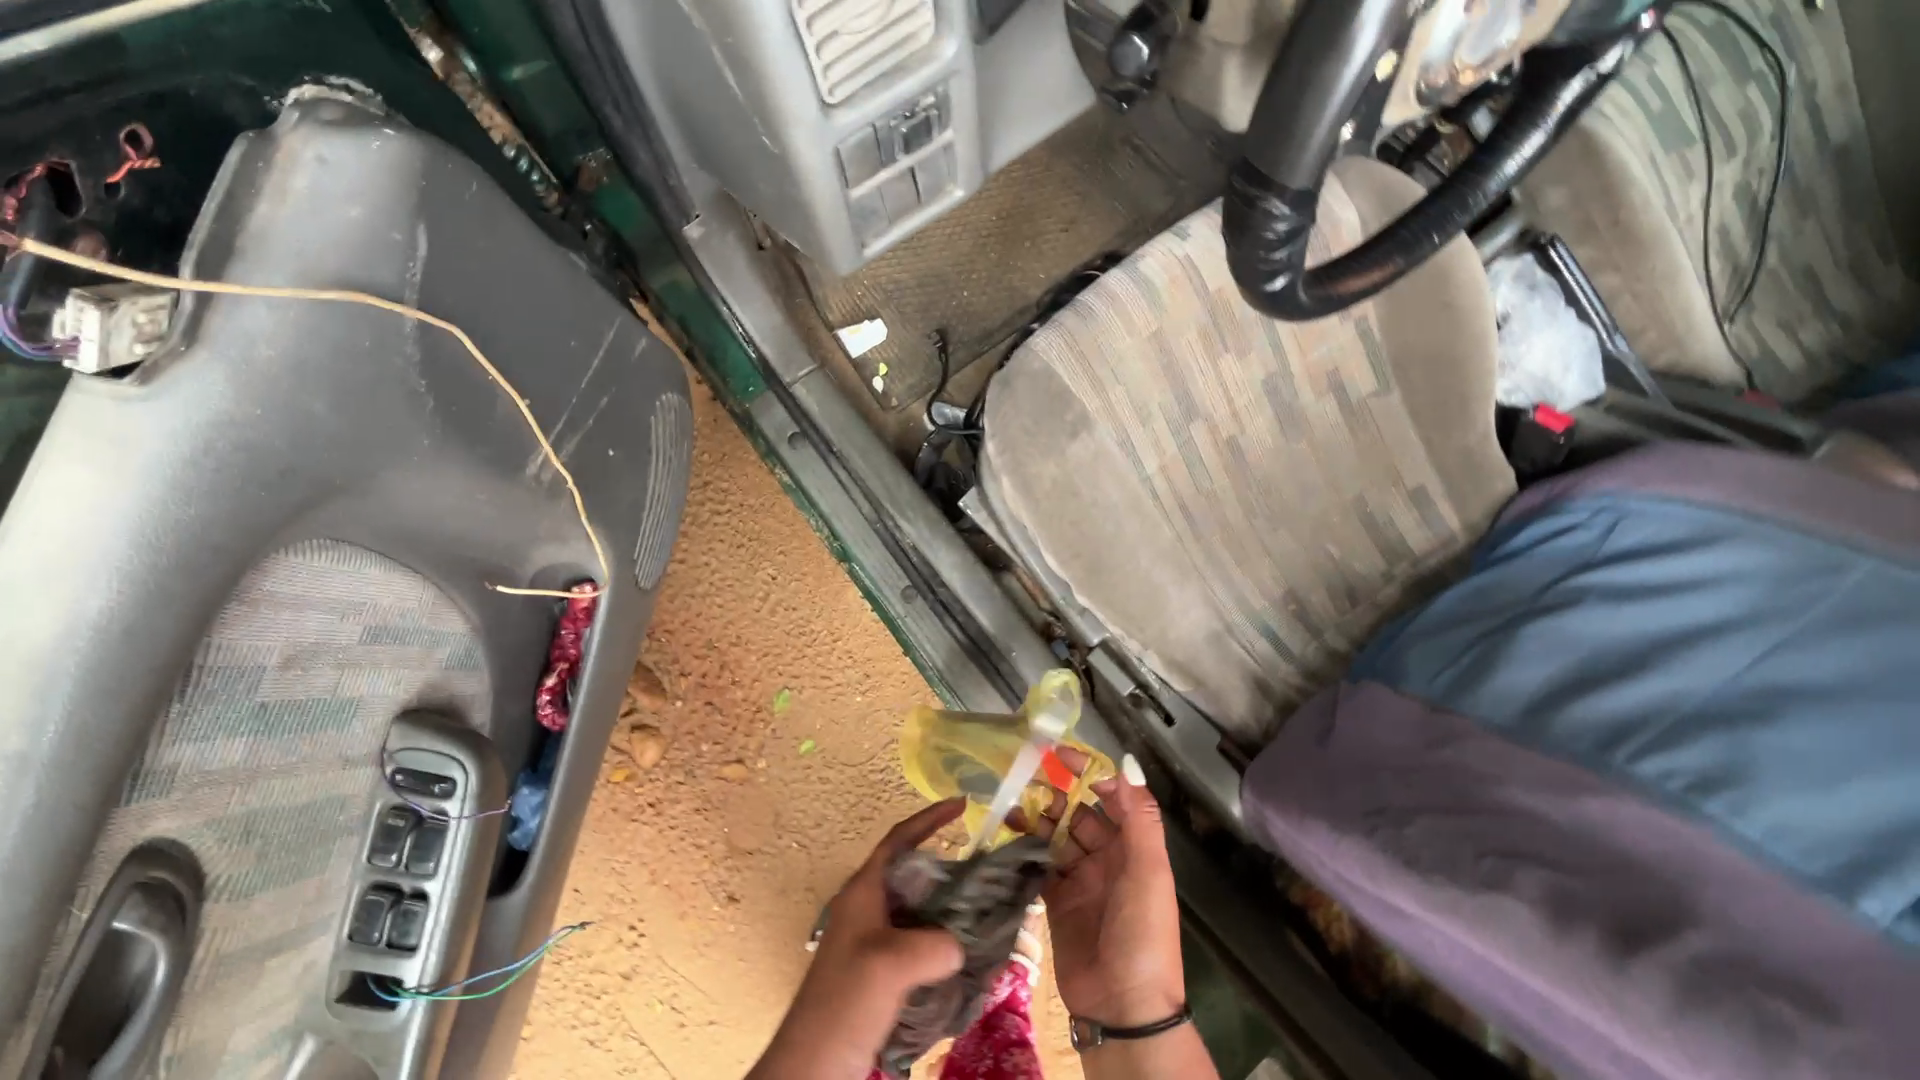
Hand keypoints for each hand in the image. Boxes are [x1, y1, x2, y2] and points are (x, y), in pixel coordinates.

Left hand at [747, 798, 966, 1079]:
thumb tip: (957, 945)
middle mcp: (868, 909)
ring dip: (950, 908)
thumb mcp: (890, 965)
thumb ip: (933, 944)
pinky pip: (919, 942)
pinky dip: (943, 941)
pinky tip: (967, 956)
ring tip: (986, 912)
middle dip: (949, 867)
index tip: (962, 804)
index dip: (929, 818)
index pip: (899, 840)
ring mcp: (873, 941)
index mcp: (863, 892)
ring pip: (920, 910)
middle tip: (988, 871)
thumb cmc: (843, 1002)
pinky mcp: (880, 972)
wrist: (814, 1065)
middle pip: (914, 873)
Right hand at [1013, 751, 1185, 1029]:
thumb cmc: (1142, 933)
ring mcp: (1081, 881)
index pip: (1115, 798)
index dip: (1092, 774)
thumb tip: (1127, 763)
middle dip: (1058, 795)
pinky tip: (1008, 834)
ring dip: (1039, 819)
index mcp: (1135, 849)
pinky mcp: (1056, 903)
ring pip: (1058, 838)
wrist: (1122, 1006)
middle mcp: (1109, 860)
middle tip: (1027, 781)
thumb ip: (1138, 817)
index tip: (1062, 755)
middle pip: (1081, 815)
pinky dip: (1025, 849)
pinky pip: (1040, 866)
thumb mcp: (1148, 871)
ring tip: (1014, 806)